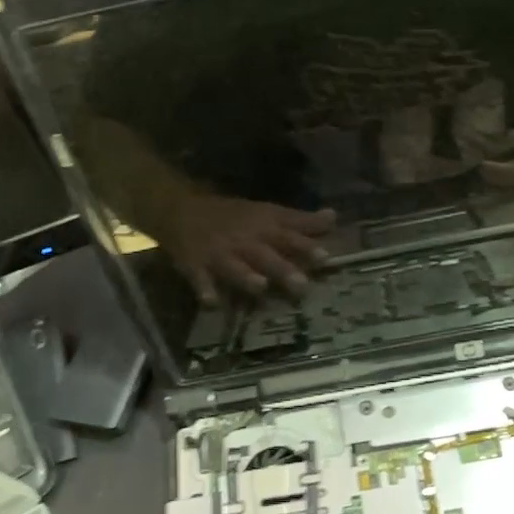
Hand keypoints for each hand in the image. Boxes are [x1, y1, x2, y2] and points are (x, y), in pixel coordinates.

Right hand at [158, 193, 335, 305]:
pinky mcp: (195, 266)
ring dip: (245, 276)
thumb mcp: (267, 212)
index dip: (306, 246)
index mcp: (262, 226)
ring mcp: (218, 253)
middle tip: (301, 285)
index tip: (326, 258)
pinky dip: (205, 290)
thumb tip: (333, 218)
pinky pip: (200, 279)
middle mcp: (243, 240)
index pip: (287, 235)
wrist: (181, 210)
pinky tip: (212, 303)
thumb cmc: (233, 216)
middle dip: (282, 268)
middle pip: (264, 255)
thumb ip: (299, 220)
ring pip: (234, 266)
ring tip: (260, 287)